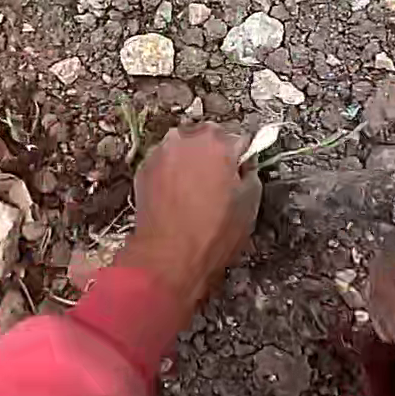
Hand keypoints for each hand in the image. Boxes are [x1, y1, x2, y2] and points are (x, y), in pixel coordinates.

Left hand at [118, 123, 261, 308]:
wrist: (168, 258)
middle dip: (215, 154)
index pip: (240, 138)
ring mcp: (162, 152)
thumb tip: (244, 166)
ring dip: (191, 161)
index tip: (242, 171)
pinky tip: (178, 197)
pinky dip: (172, 173)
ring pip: (184, 148)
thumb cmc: (211, 232)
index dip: (243, 157)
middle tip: (219, 183)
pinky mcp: (144, 168)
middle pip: (209, 137)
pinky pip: (166, 163)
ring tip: (196, 192)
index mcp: (219, 142)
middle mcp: (188, 139)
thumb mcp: (250, 202)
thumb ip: (250, 172)